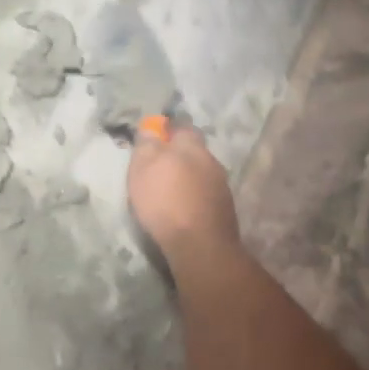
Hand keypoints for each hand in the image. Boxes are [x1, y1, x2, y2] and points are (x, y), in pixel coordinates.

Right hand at [126, 121, 237, 254]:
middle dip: (178, 155)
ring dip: (187, 176)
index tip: (154, 139)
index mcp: (191, 146)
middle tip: (158, 167)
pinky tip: (183, 207)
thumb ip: (147, 143)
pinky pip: (206, 192)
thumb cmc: (164, 200)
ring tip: (170, 190)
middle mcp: (211, 160)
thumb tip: (151, 126)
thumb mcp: (142, 167)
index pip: (182, 127)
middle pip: (194, 150)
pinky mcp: (225, 207)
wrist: (199, 243)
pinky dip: (194, 195)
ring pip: (201, 171)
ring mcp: (221, 185)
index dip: (168, 130)